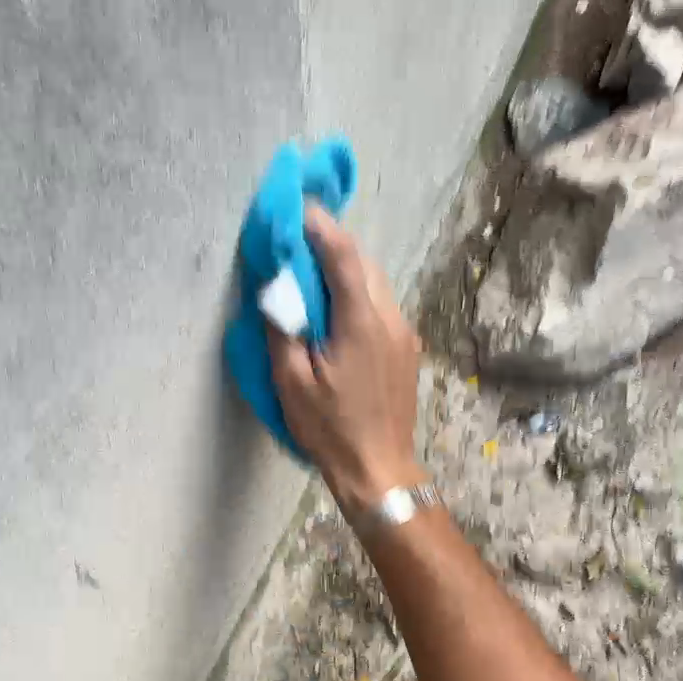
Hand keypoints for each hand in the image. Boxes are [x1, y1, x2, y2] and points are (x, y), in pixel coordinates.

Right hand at [270, 205, 425, 514]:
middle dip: (332, 244)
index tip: (298, 208)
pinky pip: (381, 305)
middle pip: (363, 263)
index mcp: (361, 323)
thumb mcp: (292, 384)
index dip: (321, 226)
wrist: (379, 470)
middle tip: (299, 239)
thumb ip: (283, 330)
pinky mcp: (407, 349)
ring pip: (375, 283)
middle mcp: (390, 318)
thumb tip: (275, 290)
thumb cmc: (330, 431)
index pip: (343, 256)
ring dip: (345, 270)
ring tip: (314, 272)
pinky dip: (357, 294)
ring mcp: (404, 333)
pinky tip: (337, 310)